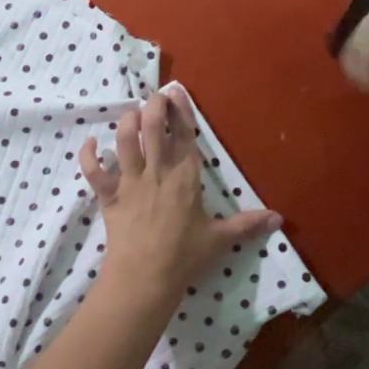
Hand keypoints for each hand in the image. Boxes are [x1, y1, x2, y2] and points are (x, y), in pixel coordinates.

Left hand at [79, 88, 281, 300]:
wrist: (146, 276)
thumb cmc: (185, 256)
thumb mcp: (220, 239)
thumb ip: (248, 224)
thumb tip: (279, 219)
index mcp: (186, 178)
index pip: (185, 136)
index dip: (182, 111)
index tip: (177, 92)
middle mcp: (157, 172)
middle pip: (153, 128)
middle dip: (154, 106)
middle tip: (155, 97)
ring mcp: (130, 182)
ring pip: (125, 141)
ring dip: (127, 123)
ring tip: (131, 114)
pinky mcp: (109, 196)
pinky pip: (94, 170)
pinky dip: (89, 155)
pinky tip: (91, 143)